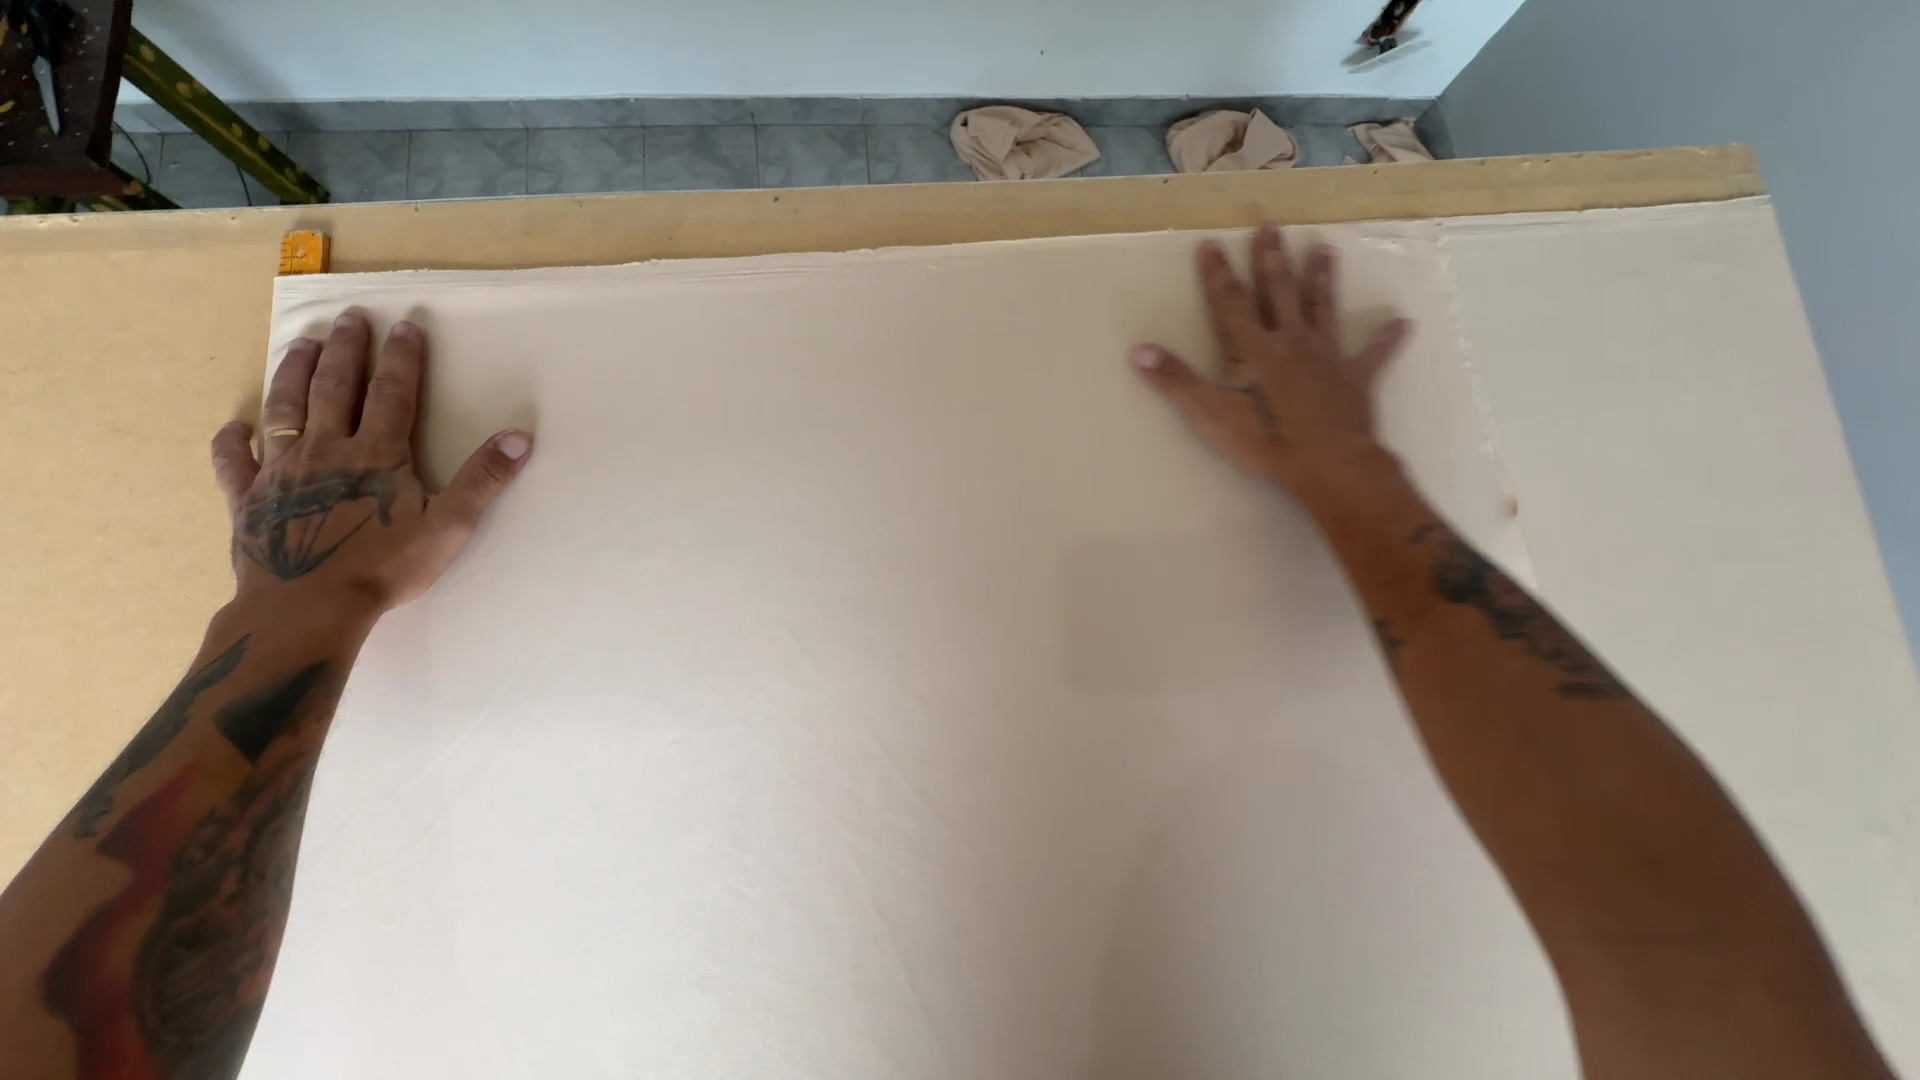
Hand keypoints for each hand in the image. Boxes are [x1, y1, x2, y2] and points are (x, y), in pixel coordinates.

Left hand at [209, 313, 532, 612]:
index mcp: (378, 454)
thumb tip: (521, 437)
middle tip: (350, 318)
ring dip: (293, 373)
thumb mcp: (451, 525)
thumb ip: (484, 479)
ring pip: (286, 409)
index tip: (406, 326)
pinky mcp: (248, 500)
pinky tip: (235, 426)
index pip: (394, 393)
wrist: (310, 607)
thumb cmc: (386, 567)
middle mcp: (327, 450)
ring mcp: (282, 472)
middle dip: (346, 350)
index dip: (403, 358)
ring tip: (299, 344)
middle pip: (336, 388)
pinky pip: (235, 463)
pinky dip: (234, 442)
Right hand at [1131, 224, 1410, 495]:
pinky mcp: (1356, 379)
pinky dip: (1386, 340)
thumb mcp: (1208, 413)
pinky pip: (1373, 356)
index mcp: (1253, 348)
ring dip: (1321, 279)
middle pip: (1278, 293)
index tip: (1210, 244)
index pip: (1229, 303)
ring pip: (1322, 309)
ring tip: (1324, 249)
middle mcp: (1291, 341)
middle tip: (1271, 227)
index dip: (1217, 274)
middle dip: (1271, 260)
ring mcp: (1327, 357)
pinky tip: (1403, 324)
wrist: (1327, 464)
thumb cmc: (1265, 440)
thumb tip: (1137, 350)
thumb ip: (1175, 380)